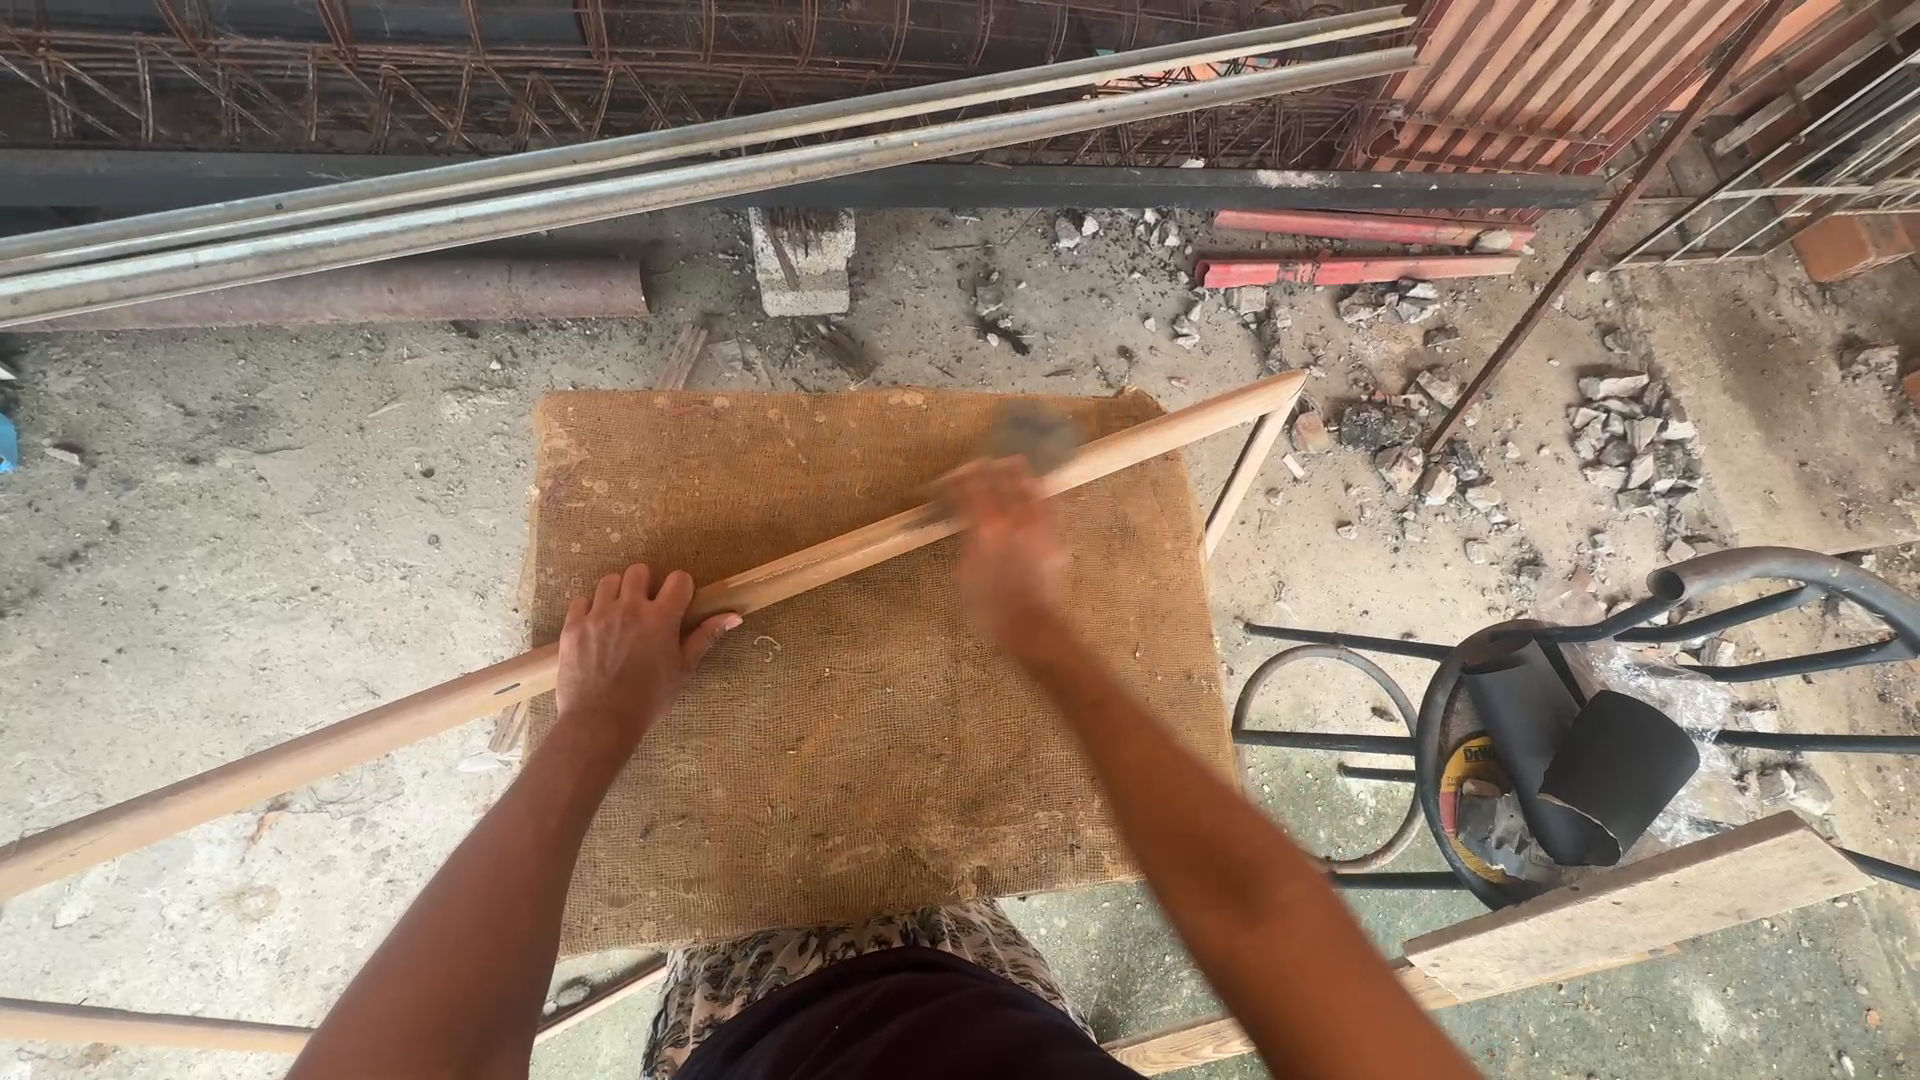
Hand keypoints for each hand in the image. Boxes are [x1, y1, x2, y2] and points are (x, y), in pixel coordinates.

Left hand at [556, 564, 739, 749]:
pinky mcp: (573, 626)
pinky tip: (596, 626)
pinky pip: (581, 600)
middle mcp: (630, 608)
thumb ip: (705, 637)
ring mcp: (598, 615)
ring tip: (620, 613)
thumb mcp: (683, 669)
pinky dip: (590, 608)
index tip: (678, 603)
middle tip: (647, 606)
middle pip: (639, 571)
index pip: (678, 579)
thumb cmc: (648, 699)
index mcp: (661, 618)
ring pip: (609, 581)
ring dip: (618, 592)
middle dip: (647, 583)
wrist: (600, 721)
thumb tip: (734, 616)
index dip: (682, 588)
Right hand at [942, 457, 1065, 654]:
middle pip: (995, 480)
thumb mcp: (963, 577)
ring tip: (1008, 462)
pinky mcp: (1054, 533)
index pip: (965, 491)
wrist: (1031, 626)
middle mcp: (1009, 519)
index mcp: (982, 529)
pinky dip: (1040, 489)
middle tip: (975, 464)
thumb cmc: (989, 610)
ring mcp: (1036, 523)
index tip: (947, 480)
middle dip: (982, 468)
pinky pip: (1049, 501)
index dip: (954, 481)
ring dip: (1013, 470)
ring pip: (1025, 484)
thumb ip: (966, 545)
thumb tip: (967, 529)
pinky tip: (1036, 484)